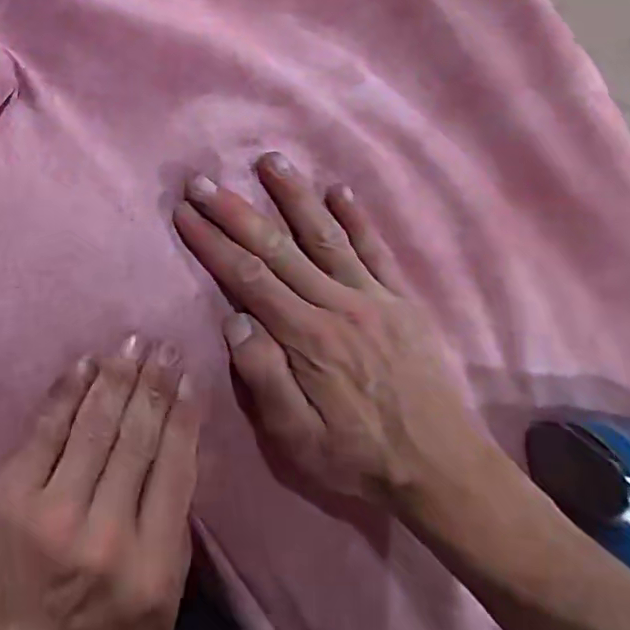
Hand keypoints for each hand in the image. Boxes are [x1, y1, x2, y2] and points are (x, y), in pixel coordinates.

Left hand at [0, 339, 201, 629]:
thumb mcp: (153, 608)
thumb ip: (170, 537)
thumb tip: (182, 452)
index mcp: (152, 568)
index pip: (175, 470)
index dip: (182, 416)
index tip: (189, 377)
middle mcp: (106, 536)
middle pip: (136, 439)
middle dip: (153, 384)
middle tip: (164, 345)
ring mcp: (53, 513)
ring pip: (94, 426)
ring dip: (116, 377)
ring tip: (130, 343)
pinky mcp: (10, 497)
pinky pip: (45, 429)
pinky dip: (67, 391)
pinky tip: (84, 365)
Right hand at [172, 152, 500, 513]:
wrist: (445, 470)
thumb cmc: (359, 458)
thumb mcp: (299, 441)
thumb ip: (264, 378)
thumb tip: (233, 320)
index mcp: (306, 338)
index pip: (247, 277)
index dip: (212, 241)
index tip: (184, 212)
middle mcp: (337, 305)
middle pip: (276, 246)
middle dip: (234, 210)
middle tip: (203, 179)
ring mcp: (373, 297)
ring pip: (325, 234)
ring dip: (294, 194)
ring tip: (270, 159)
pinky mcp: (403, 299)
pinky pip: (377, 249)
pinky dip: (357, 217)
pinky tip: (339, 188)